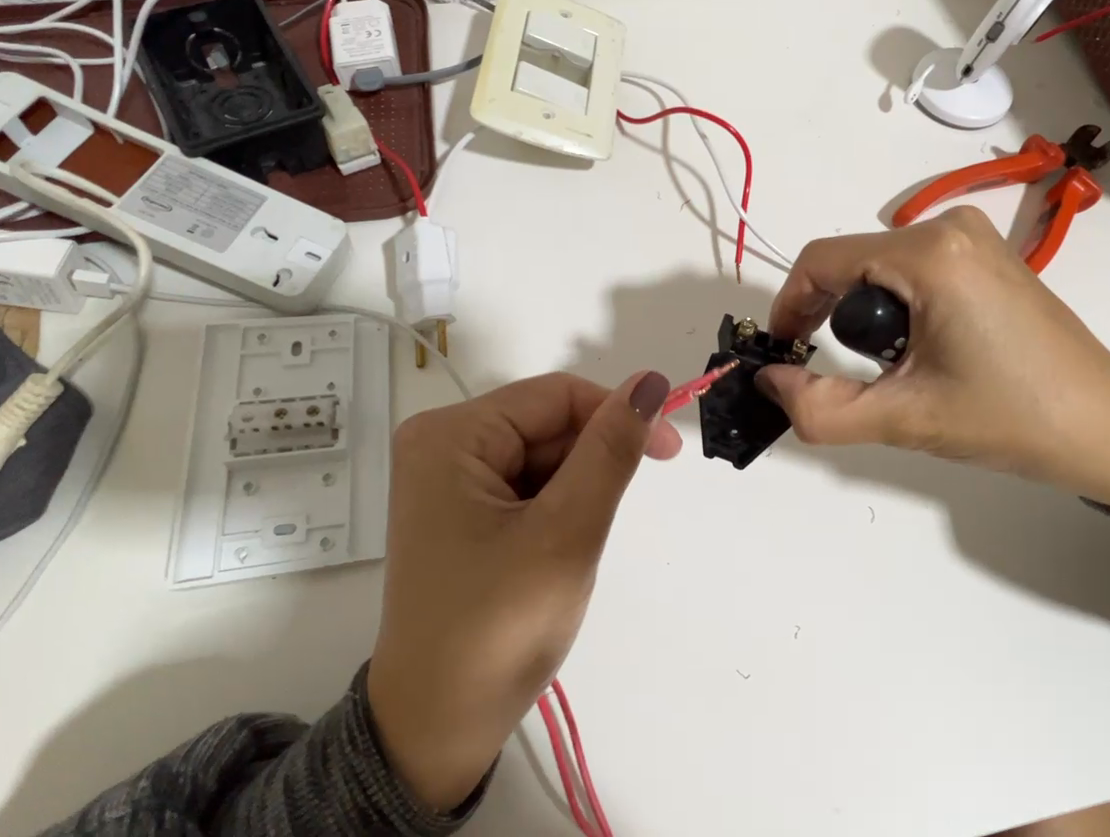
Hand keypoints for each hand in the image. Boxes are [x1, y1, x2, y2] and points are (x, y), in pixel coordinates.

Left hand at [366, 371, 678, 810]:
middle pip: (546, 424)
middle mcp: (441, 446)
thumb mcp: (567, 533)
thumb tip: (651, 381)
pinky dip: (556, 511)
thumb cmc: (499, 628)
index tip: (670, 452)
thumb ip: (611, 451)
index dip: (618, 414)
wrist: (438, 727)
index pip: (557, 396)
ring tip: (571, 548)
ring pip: (542, 458)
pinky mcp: (458, 514)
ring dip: (575, 492)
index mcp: (451, 436)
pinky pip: (526, 487)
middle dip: (590, 465)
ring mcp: (446, 482)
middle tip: (602, 525)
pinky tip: (553, 552)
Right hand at [760, 207, 1109, 511]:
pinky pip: (914, 271)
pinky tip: (928, 353)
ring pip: (881, 269)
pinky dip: (900, 309)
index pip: (822, 260)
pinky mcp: (988, 256)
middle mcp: (949, 228)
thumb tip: (768, 381)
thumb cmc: (1009, 419)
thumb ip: (820, 407)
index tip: (784, 352)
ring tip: (903, 371)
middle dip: (838, 319)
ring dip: (871, 319)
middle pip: (853, 263)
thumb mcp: (905, 418)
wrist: (1108, 428)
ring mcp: (974, 238)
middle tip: (861, 374)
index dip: (789, 305)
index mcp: (930, 254)